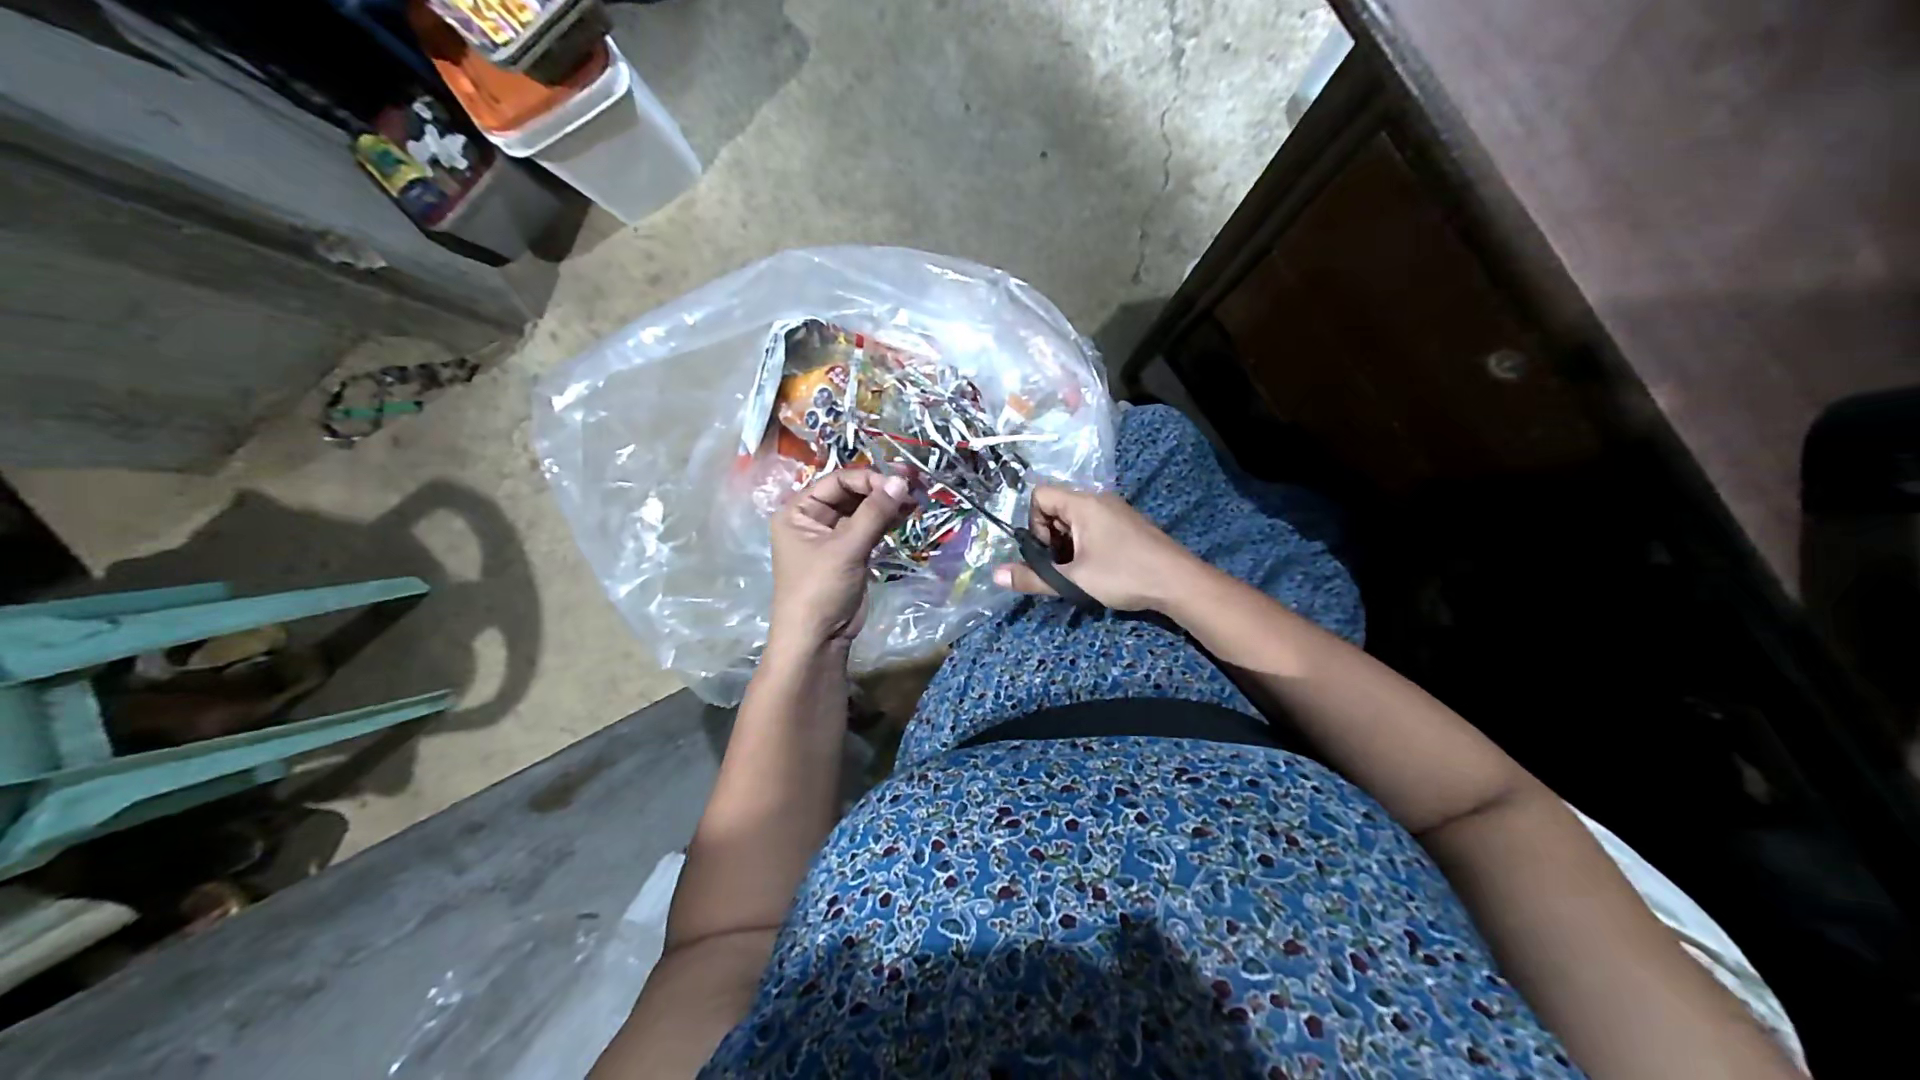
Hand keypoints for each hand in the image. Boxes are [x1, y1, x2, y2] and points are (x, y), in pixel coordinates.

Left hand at [770, 469, 912, 651]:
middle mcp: (812, 520)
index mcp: (798, 512)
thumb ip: (874, 512)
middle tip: (914, 485)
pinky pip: (869, 529)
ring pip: (863, 512)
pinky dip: (887, 522)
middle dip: (880, 490)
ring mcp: (832, 538)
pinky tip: (907, 514)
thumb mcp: (846, 547)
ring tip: (916, 498)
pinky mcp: (850, 555)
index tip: (897, 482)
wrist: (817, 640)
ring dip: (887, 505)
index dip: (866, 479)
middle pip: (850, 495)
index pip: (835, 482)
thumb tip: (900, 480)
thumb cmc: (820, 588)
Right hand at [992, 485, 1204, 610]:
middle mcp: (1098, 500)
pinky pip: (1093, 525)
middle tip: (1061, 565)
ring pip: (1075, 518)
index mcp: (1083, 504)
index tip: (1045, 551)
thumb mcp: (1073, 581)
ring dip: (1067, 543)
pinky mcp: (1127, 524)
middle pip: (1056, 507)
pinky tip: (1097, 568)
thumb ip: (1033, 578)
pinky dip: (1085, 543)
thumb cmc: (1124, 575)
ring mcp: (1115, 510)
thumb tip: (996, 575)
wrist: (1178, 581)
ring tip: (1078, 570)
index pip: (1040, 495)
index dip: (1034, 523)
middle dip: (1050, 536)